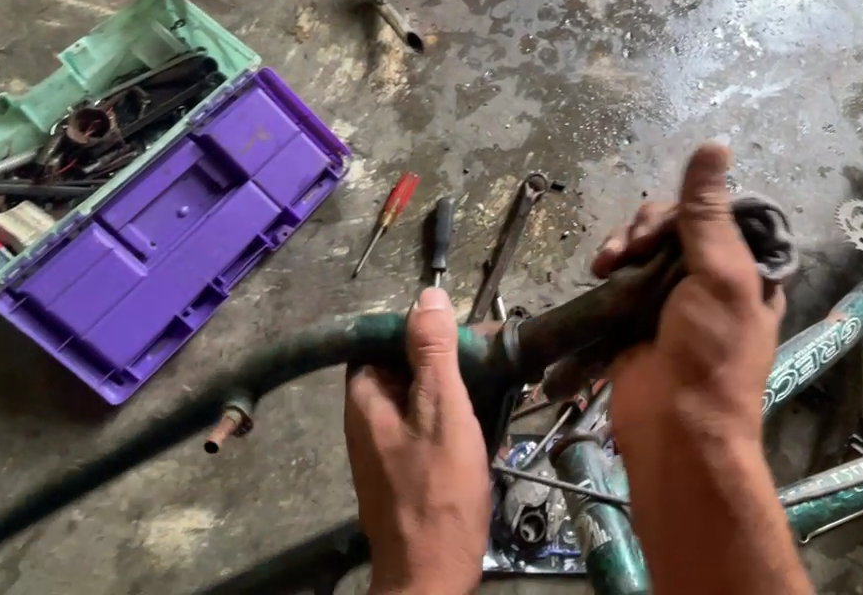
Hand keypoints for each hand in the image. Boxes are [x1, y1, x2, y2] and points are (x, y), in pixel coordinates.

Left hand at [344, 286, 490, 594]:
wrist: (433, 576)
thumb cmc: (437, 490)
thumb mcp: (441, 409)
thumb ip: (434, 350)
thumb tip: (427, 295)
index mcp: (366, 398)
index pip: (385, 339)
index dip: (423, 329)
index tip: (462, 332)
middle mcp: (368, 418)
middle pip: (407, 365)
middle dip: (449, 358)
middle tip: (489, 359)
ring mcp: (386, 446)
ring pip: (422, 396)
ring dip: (459, 388)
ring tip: (497, 385)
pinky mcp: (407, 468)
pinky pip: (430, 425)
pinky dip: (456, 417)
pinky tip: (488, 422)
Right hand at [591, 143, 784, 451]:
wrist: (675, 430)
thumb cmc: (711, 352)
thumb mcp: (721, 276)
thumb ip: (709, 211)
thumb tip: (715, 144)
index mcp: (747, 269)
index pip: (719, 212)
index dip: (691, 205)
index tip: (669, 219)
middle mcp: (711, 277)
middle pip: (676, 223)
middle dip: (647, 227)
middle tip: (632, 247)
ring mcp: (672, 296)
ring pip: (645, 244)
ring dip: (623, 244)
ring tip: (607, 262)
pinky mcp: (638, 313)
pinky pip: (623, 273)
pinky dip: (610, 267)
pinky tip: (598, 271)